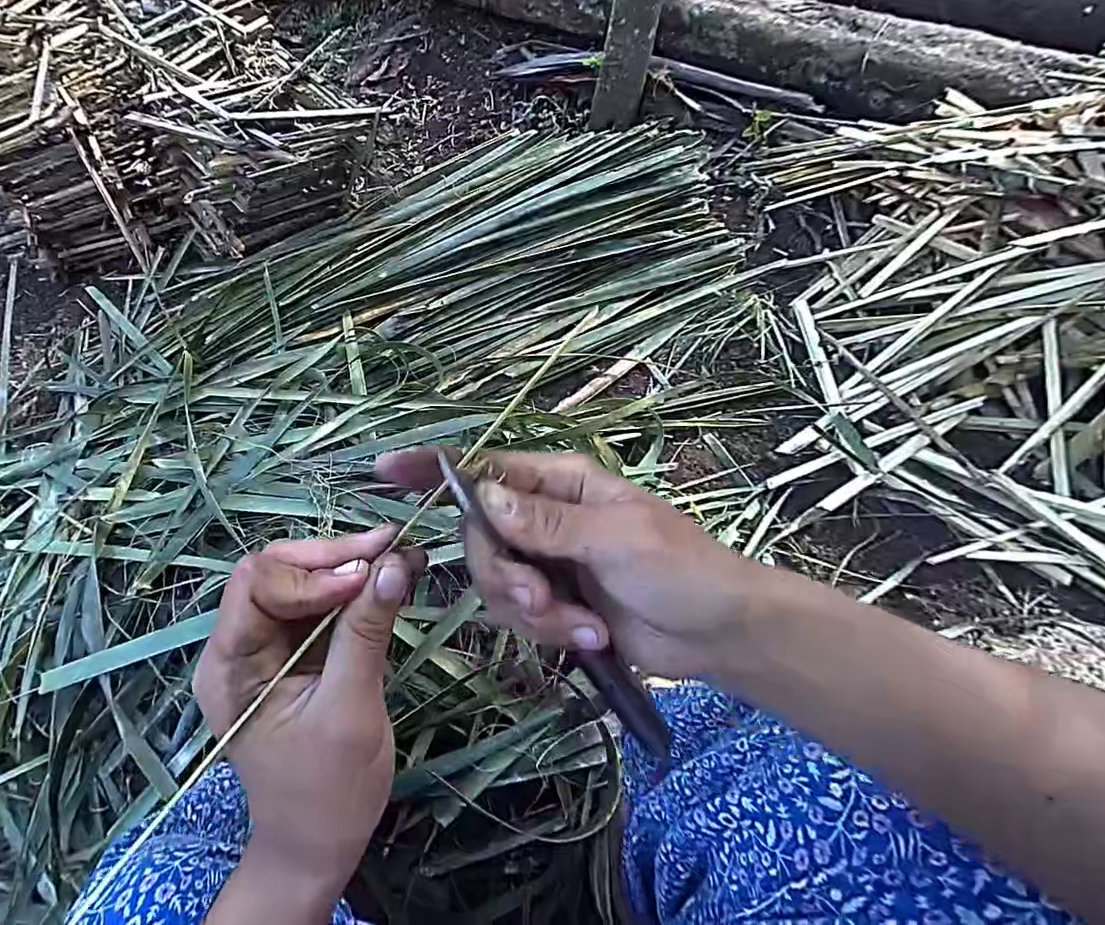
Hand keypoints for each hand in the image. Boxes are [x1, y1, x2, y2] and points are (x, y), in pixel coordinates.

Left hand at [193, 526, 423, 896]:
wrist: (320, 842)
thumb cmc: (328, 792)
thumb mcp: (350, 712)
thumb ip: (366, 634)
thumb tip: (395, 564)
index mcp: (230, 664)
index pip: (256, 585)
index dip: (311, 574)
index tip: (366, 577)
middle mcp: (239, 644)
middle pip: (277, 571)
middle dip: (334, 558)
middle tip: (392, 549)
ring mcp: (265, 644)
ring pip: (302, 579)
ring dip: (350, 565)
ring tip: (400, 556)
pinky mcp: (293, 648)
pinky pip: (320, 602)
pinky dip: (355, 587)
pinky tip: (389, 578)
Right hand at [377, 448, 771, 679]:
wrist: (718, 634)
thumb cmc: (681, 567)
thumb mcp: (617, 537)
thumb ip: (546, 520)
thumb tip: (483, 496)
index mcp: (558, 482)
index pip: (484, 467)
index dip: (434, 468)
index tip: (387, 470)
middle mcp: (541, 516)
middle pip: (479, 538)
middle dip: (505, 576)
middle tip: (544, 599)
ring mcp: (543, 561)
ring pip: (494, 582)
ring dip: (532, 612)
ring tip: (582, 624)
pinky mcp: (549, 602)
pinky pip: (517, 616)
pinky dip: (548, 632)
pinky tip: (590, 637)